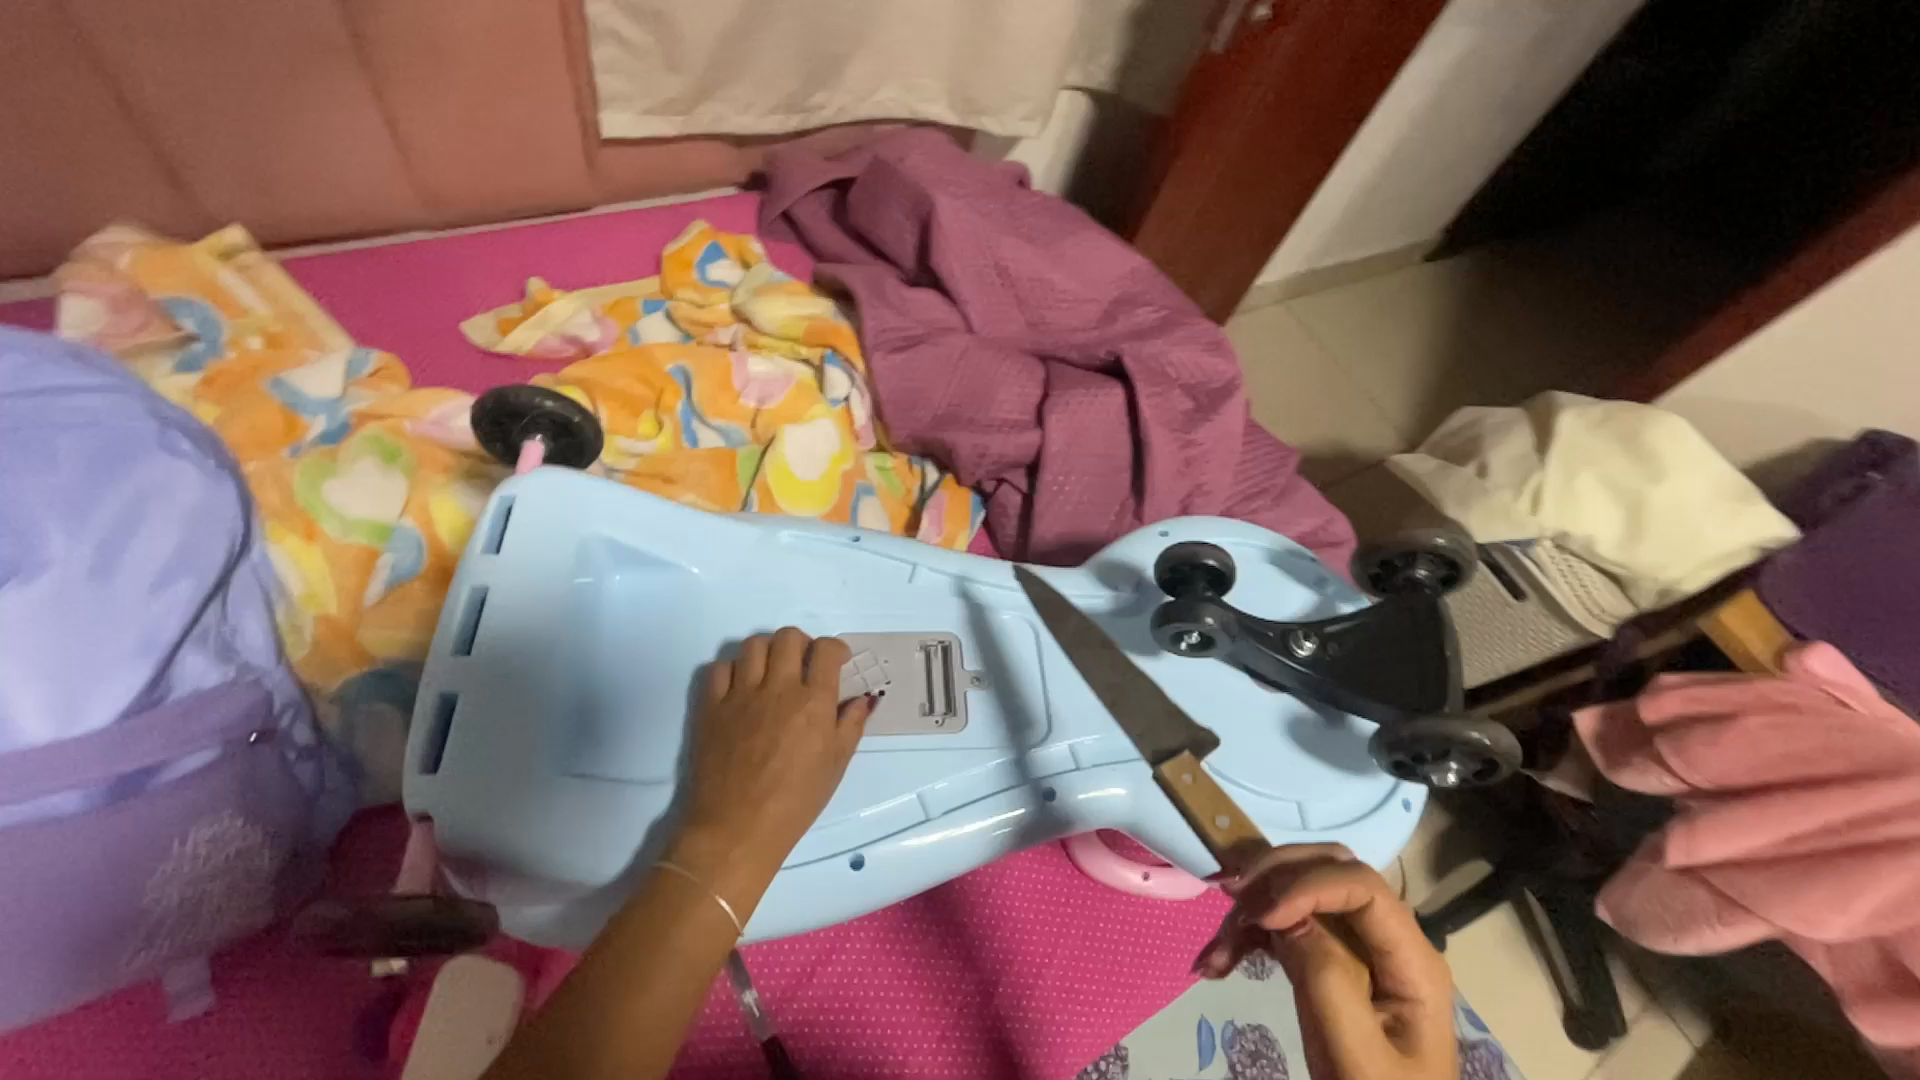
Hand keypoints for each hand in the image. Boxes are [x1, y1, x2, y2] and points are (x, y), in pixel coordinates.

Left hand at [679, 628, 871, 864]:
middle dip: (802, 643)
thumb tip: (863, 699)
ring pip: (753, 645)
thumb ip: (850, 725)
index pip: (826, 650)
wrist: (736, 828)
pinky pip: (718, 668)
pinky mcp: (710, 707)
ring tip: (771, 672)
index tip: (836, 661)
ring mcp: (740, 695)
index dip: (835, 649)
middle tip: (803, 663)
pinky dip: (732, 669)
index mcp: (813, 702)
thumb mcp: (835, 765)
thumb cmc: (795, 802)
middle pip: (788, 637)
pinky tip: (739, 687)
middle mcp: (778, 689)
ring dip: (767, 651)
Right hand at [1194, 845, 1457, 1079]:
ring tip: (1213, 952)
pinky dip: (1245, 935)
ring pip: (1296, 891)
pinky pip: (1281, 925)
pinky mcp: (1324, 959)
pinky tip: (1216, 962)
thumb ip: (1326, 979)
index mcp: (1410, 960)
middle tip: (1229, 898)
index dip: (1307, 885)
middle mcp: (1384, 938)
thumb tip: (1286, 917)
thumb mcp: (1357, 1055)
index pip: (1363, 886)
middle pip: (1328, 870)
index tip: (1261, 917)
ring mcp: (1353, 946)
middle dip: (1273, 876)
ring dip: (1250, 910)